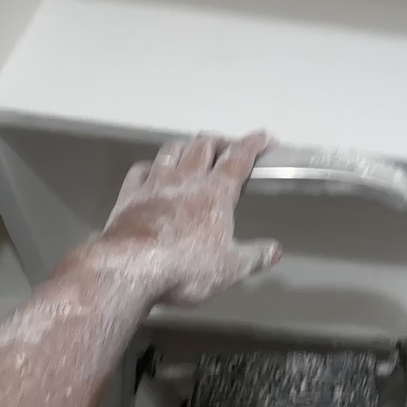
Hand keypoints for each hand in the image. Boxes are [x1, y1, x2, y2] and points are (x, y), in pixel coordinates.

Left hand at [88, 131, 282, 306]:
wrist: (129, 270)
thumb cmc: (186, 268)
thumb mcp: (230, 268)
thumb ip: (255, 257)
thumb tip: (277, 251)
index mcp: (216, 192)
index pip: (239, 158)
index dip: (254, 144)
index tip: (264, 136)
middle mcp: (187, 179)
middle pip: (204, 145)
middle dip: (219, 141)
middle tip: (227, 147)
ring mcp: (155, 184)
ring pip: (172, 150)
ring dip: (186, 146)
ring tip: (192, 151)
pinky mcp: (129, 195)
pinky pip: (139, 170)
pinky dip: (150, 167)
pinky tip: (151, 172)